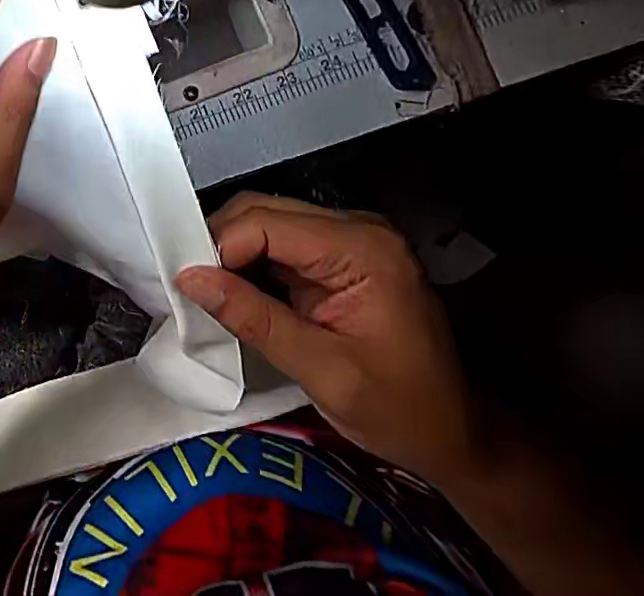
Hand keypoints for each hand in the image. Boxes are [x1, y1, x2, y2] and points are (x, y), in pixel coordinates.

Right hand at [175, 193, 484, 486]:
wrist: (455, 432)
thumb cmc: (403, 410)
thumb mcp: (324, 372)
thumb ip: (255, 319)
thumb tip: (193, 280)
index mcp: (363, 249)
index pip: (267, 223)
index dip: (219, 248)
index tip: (189, 285)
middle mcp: (356, 228)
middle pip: (263, 211)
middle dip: (219, 245)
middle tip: (193, 287)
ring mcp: (347, 237)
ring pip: (264, 222)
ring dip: (230, 253)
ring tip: (208, 291)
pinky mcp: (336, 254)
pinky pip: (277, 243)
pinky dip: (248, 263)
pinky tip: (235, 291)